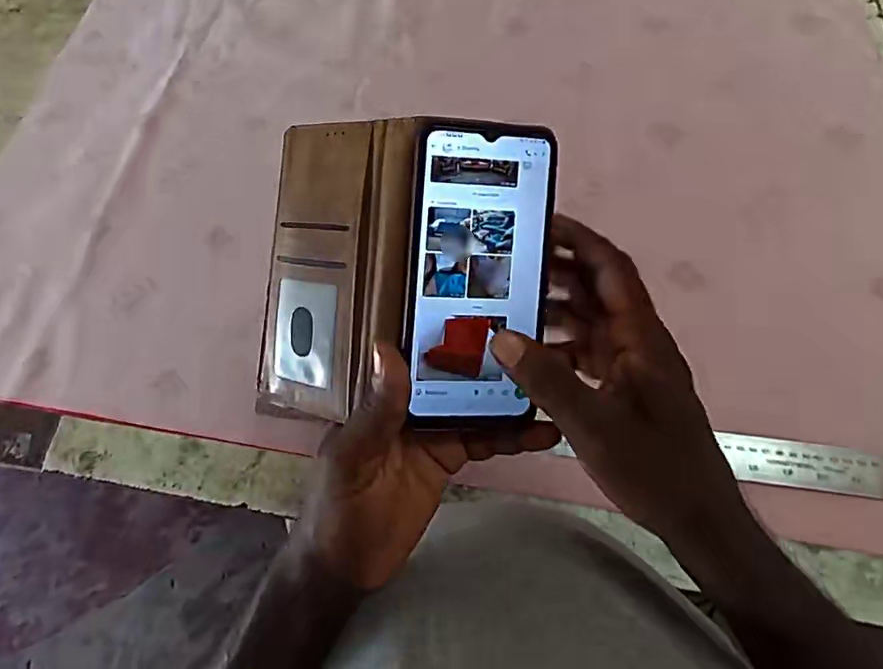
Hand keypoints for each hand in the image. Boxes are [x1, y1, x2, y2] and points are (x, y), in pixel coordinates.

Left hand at [290, 343, 559, 589]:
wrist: (346, 567)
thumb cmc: (335, 505)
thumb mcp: (352, 455)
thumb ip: (376, 409)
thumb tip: (385, 348)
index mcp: (381, 394)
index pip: (416, 356)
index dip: (447, 336)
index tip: (483, 316)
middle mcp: (407, 405)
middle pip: (452, 376)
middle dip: (486, 363)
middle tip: (532, 348)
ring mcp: (429, 431)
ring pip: (473, 406)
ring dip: (506, 398)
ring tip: (546, 389)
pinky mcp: (446, 459)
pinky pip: (481, 440)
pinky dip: (509, 436)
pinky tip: (539, 434)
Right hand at [488, 215, 746, 544]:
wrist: (699, 521)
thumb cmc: (656, 468)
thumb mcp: (594, 424)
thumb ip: (546, 379)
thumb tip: (502, 337)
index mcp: (640, 336)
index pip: (611, 268)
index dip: (579, 239)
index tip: (543, 222)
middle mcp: (637, 341)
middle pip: (597, 288)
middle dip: (558, 268)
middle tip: (513, 260)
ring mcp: (631, 364)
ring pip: (589, 319)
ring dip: (555, 306)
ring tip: (512, 301)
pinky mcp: (624, 386)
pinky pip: (586, 349)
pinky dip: (558, 342)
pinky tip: (530, 353)